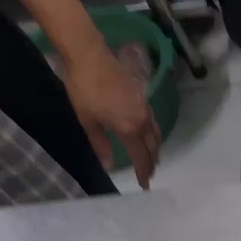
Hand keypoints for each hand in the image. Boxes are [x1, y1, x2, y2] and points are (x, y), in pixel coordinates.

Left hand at [62, 48, 160, 187]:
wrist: (90, 55)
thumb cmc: (84, 88)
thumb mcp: (87, 120)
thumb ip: (100, 143)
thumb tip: (109, 165)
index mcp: (129, 128)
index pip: (140, 157)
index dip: (143, 172)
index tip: (144, 186)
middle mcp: (142, 121)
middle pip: (153, 147)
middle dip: (152, 163)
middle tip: (150, 174)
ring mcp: (145, 108)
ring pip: (156, 134)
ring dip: (155, 149)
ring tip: (153, 159)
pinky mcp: (143, 98)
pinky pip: (153, 122)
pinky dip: (153, 134)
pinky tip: (148, 135)